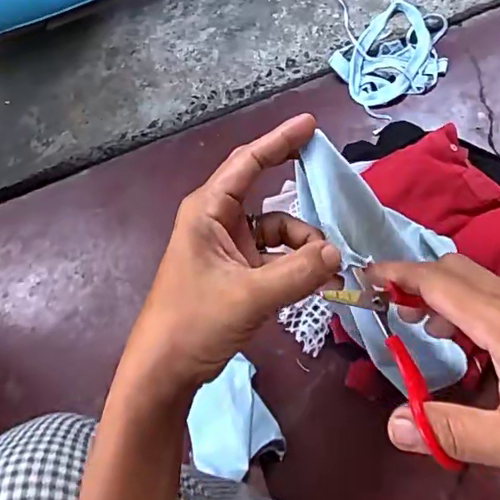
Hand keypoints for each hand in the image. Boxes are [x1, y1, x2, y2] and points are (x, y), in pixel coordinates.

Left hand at [116, 114, 341, 402]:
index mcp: (208, 211)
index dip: (279, 140)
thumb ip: (298, 273)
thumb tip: (336, 252)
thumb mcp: (250, 296)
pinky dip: (298, 262)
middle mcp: (219, 220)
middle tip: (326, 169)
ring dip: (304, 242)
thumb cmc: (193, 324)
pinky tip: (316, 279)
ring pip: (279, 227)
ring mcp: (230, 246)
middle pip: (264, 187)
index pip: (248, 162)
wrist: (163, 375)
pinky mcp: (239, 270)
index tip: (309, 124)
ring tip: (326, 266)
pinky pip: (277, 253)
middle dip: (295, 181)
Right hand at [365, 255, 499, 499]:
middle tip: (391, 310)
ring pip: (480, 283)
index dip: (398, 273)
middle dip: (418, 280)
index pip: (437, 281)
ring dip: (446, 296)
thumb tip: (392, 423)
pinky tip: (475, 350)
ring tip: (425, 332)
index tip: (365, 275)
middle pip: (456, 270)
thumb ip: (450, 430)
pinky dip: (471, 309)